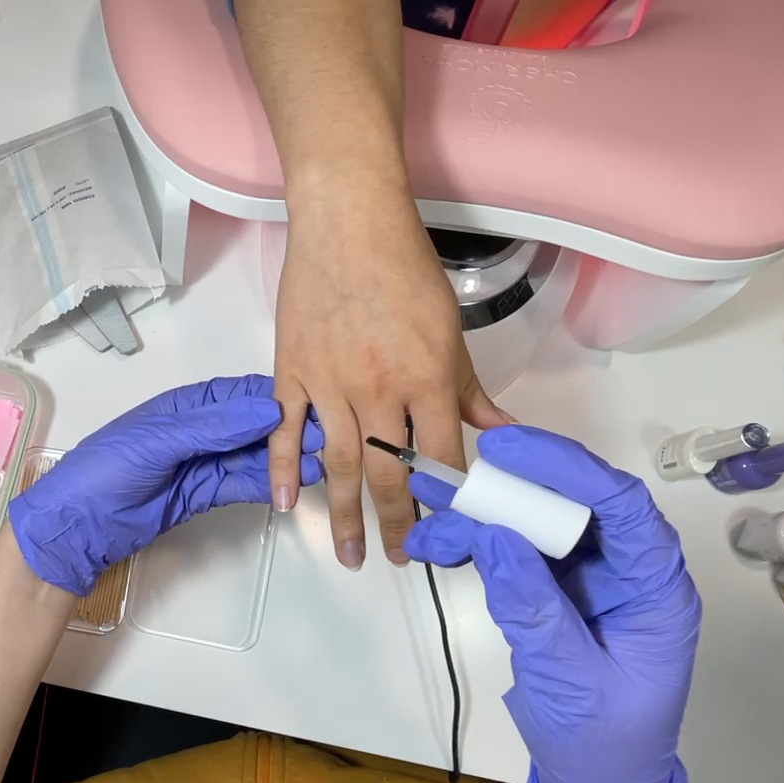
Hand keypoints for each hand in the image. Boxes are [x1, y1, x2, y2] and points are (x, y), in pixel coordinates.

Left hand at [9, 374, 323, 594]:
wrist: (79, 526)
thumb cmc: (107, 470)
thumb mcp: (157, 441)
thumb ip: (211, 427)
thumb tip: (268, 411)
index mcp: (185, 407)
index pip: (239, 396)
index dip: (277, 400)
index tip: (315, 403)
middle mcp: (198, 432)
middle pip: (252, 428)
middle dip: (289, 432)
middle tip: (331, 439)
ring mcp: (201, 464)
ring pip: (252, 457)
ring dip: (284, 460)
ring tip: (322, 464)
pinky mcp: (202, 495)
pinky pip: (240, 484)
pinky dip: (265, 483)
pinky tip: (293, 483)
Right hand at [269, 202, 509, 570]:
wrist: (347, 224)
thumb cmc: (402, 268)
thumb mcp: (450, 327)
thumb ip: (470, 388)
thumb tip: (501, 432)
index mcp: (427, 378)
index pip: (441, 457)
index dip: (448, 501)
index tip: (449, 530)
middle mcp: (379, 390)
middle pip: (388, 473)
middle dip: (396, 523)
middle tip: (397, 558)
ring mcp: (329, 385)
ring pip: (337, 463)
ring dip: (343, 514)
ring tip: (349, 553)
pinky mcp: (291, 374)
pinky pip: (284, 431)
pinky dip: (282, 469)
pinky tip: (286, 505)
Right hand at [402, 425, 700, 782]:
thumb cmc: (603, 741)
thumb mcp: (571, 681)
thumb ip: (534, 609)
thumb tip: (494, 538)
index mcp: (652, 588)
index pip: (618, 506)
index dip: (565, 468)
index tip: (504, 450)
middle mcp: (619, 571)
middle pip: (566, 506)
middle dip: (505, 491)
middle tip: (448, 485)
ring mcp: (580, 580)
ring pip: (529, 526)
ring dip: (476, 521)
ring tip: (425, 527)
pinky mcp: (546, 592)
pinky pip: (508, 553)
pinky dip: (471, 546)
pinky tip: (435, 546)